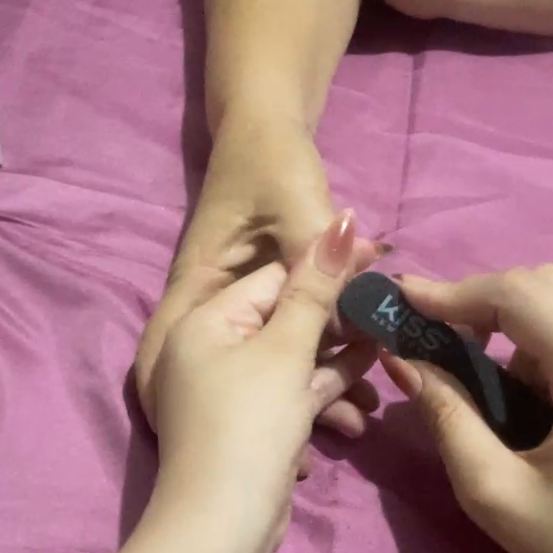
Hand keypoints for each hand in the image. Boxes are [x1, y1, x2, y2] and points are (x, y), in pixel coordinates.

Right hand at [135, 112, 380, 438]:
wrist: (262, 125)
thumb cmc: (266, 166)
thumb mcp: (296, 208)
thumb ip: (320, 258)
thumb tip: (358, 307)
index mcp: (194, 298)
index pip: (204, 356)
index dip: (241, 391)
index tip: (296, 415)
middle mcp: (204, 318)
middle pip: (237, 377)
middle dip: (286, 408)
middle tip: (342, 428)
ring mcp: (232, 319)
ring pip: (266, 372)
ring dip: (311, 396)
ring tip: (357, 421)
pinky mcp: (261, 313)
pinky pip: (281, 356)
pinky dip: (317, 372)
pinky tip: (355, 394)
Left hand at [145, 210, 376, 544]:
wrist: (222, 525)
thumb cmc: (249, 424)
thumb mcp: (284, 350)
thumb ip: (315, 289)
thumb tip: (342, 219)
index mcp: (204, 323)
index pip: (274, 279)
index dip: (329, 270)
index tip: (381, 264)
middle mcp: (207, 354)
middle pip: (284, 323)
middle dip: (337, 324)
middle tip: (391, 316)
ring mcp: (226, 396)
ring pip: (291, 365)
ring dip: (336, 367)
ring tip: (384, 355)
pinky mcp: (246, 431)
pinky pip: (287, 400)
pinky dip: (318, 400)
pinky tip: (360, 406)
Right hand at [382, 266, 552, 552]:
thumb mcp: (491, 490)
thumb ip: (445, 415)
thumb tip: (401, 359)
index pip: (523, 296)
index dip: (456, 291)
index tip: (403, 300)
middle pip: (549, 284)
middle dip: (480, 298)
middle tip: (430, 335)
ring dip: (510, 316)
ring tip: (468, 363)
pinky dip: (540, 335)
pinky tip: (516, 382)